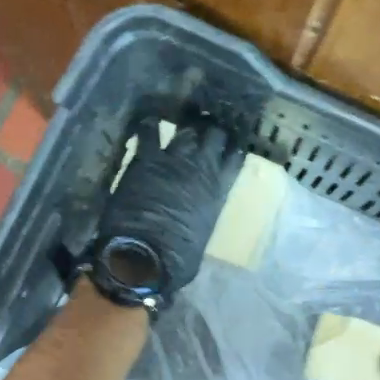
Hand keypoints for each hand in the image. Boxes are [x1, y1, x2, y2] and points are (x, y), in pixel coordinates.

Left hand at [87, 115, 243, 311]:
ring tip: (183, 120)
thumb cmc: (176, 259)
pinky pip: (150, 131)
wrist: (144, 255)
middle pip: (214, 135)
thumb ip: (201, 218)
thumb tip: (194, 221)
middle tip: (207, 125)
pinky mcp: (146, 159)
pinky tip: (147, 122)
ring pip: (186, 130)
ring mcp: (174, 160)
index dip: (233, 147)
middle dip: (212, 129)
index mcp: (218, 190)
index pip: (234, 158)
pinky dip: (149, 125)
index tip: (232, 141)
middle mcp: (202, 169)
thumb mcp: (200, 238)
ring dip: (185, 127)